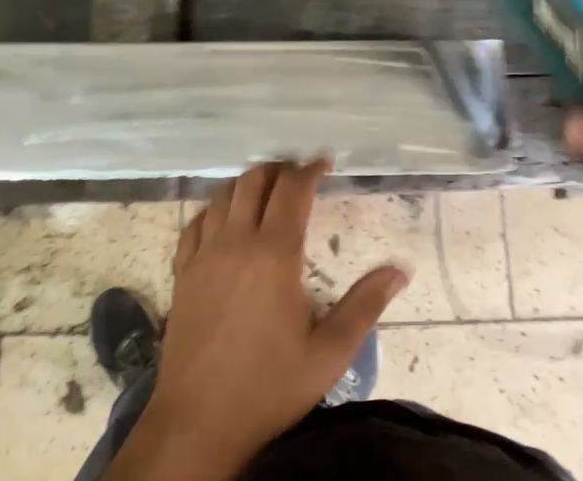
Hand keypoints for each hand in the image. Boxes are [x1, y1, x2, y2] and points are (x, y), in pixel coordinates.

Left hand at [114, 161, 408, 480]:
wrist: (199, 421)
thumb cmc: (270, 386)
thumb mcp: (330, 352)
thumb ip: (366, 304)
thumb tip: (401, 269)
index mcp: (275, 254)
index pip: (292, 189)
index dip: (310, 168)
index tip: (325, 161)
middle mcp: (235, 243)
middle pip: (254, 181)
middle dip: (279, 168)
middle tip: (299, 173)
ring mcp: (203, 256)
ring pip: (221, 196)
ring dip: (246, 183)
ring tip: (267, 189)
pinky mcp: (182, 274)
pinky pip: (195, 223)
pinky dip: (214, 209)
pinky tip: (224, 219)